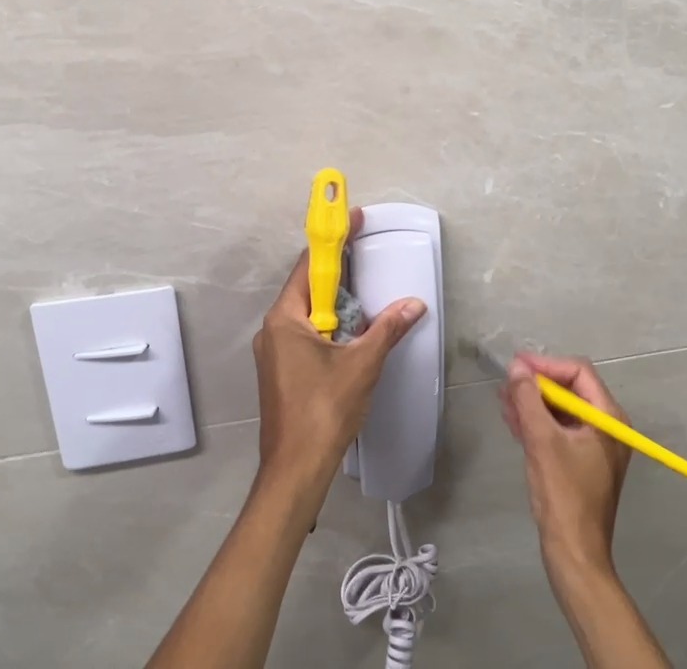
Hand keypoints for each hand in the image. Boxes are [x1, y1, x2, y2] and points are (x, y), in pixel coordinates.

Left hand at [252, 213, 425, 505]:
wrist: (295, 468)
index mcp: (285, 319)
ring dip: (337, 308)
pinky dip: (330, 330)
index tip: (352, 218)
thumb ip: (387, 329)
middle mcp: (273, 330)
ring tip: (367, 306)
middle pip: (308, 289)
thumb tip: (412, 304)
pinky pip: (305, 337)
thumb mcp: (362, 364)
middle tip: (367, 264)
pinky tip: (351, 340)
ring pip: (307, 316)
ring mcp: (273, 354)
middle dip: (339, 277)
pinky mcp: (280, 374)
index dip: (334, 241)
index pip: (310, 266)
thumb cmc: (324, 410)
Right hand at [501, 352, 630, 570]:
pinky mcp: (581, 463)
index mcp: (608, 418)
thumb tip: (516, 367)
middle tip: (506, 382)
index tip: (515, 364)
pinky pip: (559, 431)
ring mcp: (595, 446)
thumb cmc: (563, 495)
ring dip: (534, 403)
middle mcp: (607, 427)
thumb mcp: (542, 442)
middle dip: (538, 384)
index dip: (546, 365)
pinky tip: (513, 419)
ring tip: (503, 398)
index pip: (579, 373)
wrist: (574, 553)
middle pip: (571, 390)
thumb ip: (528, 400)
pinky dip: (538, 423)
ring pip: (562, 411)